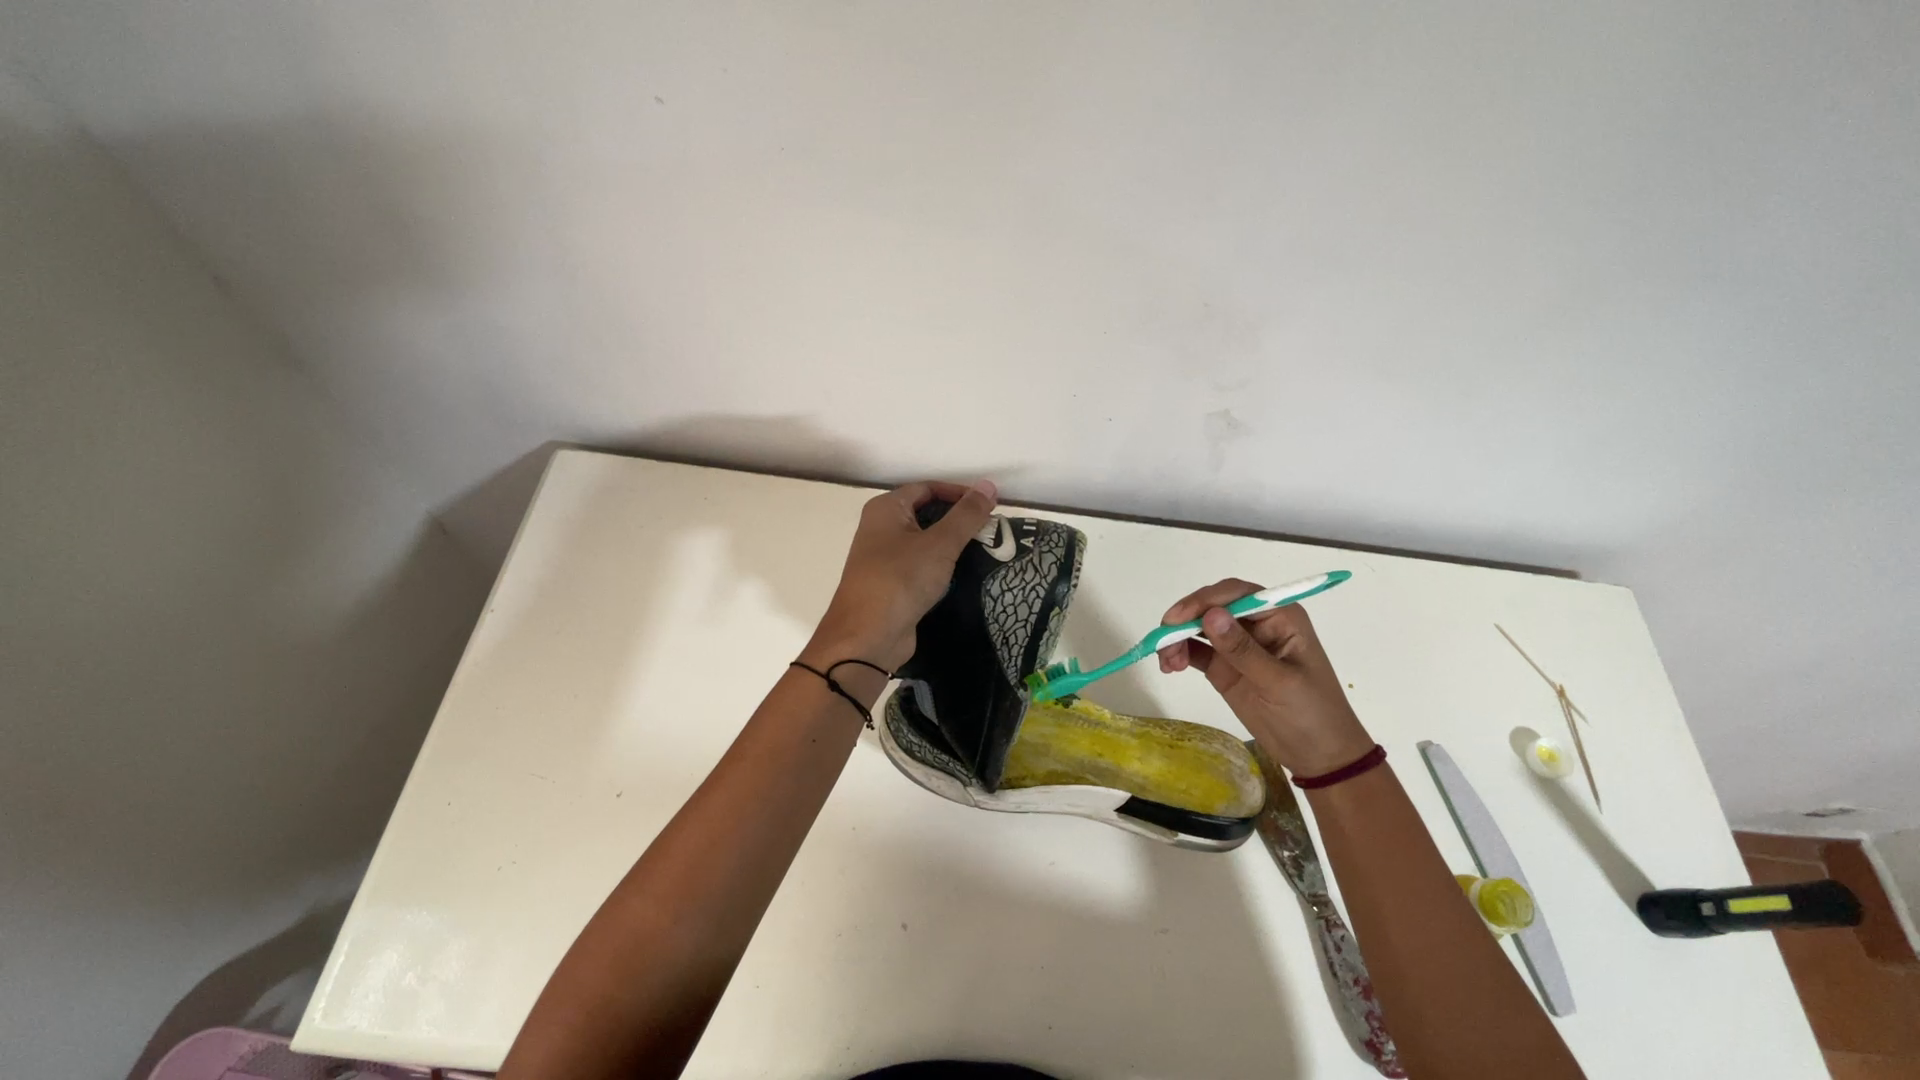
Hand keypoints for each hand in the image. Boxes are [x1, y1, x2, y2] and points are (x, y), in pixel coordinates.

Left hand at [801, 479, 997, 674]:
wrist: (868, 637)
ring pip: (925, 543)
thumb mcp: (939, 544)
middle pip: (926, 514)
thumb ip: (966, 515)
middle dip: (958, 521)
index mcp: (886, 509)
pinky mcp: (892, 585)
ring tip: (986, 552)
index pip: (927, 488)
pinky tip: (965, 576)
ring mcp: (884, 558)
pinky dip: (942, 568)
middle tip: (991, 531)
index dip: (959, 493)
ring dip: (953, 546)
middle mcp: (881, 528)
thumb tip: (988, 485)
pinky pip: (922, 567)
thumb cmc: (900, 580)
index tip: (989, 506)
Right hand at [1158, 578, 1373, 775]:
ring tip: (1166, 663)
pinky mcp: (1225, 667)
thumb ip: (1242, 650)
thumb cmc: (1311, 714)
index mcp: (1280, 617)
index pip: (1237, 594)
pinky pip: (1196, 651)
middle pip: (1212, 607)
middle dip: (1185, 620)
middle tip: (1162, 642)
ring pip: (1199, 628)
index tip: (1177, 618)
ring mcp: (1238, 646)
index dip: (1204, 600)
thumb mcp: (1279, 683)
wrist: (1319, 756)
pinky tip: (1169, 667)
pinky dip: (1179, 654)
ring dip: (1177, 638)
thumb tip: (1210, 616)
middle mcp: (1257, 624)